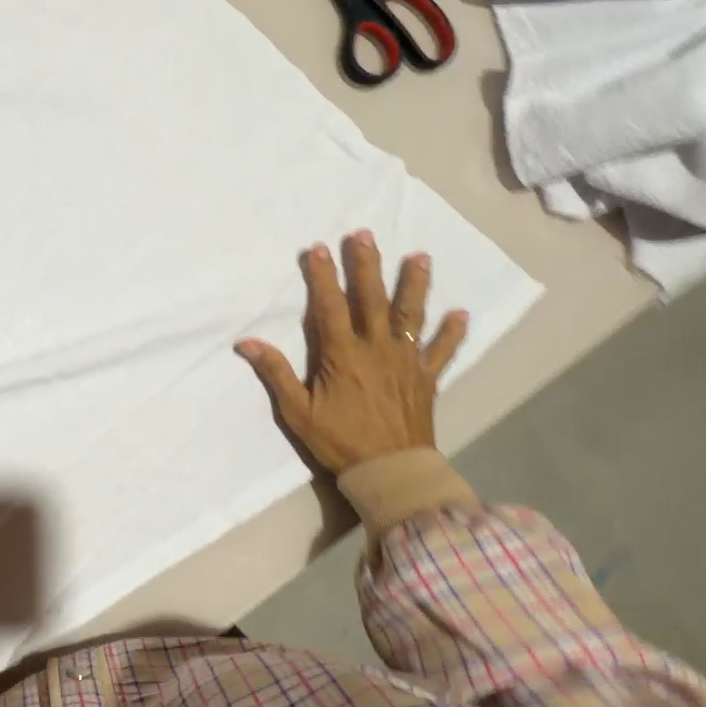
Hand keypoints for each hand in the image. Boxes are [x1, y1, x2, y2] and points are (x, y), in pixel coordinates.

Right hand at [235, 232, 468, 475]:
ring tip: (420, 257)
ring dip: (415, 285)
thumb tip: (246, 342)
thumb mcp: (297, 410)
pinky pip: (443, 352)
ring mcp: (406, 362)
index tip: (318, 249)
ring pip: (412, 316)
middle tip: (364, 235)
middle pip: (372, 300)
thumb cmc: (339, 441)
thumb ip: (276, 372)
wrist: (391, 471)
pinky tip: (460, 314)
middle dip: (366, 266)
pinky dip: (452, 333)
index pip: (330, 307)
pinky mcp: (426, 379)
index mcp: (343, 355)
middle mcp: (377, 350)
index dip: (322, 277)